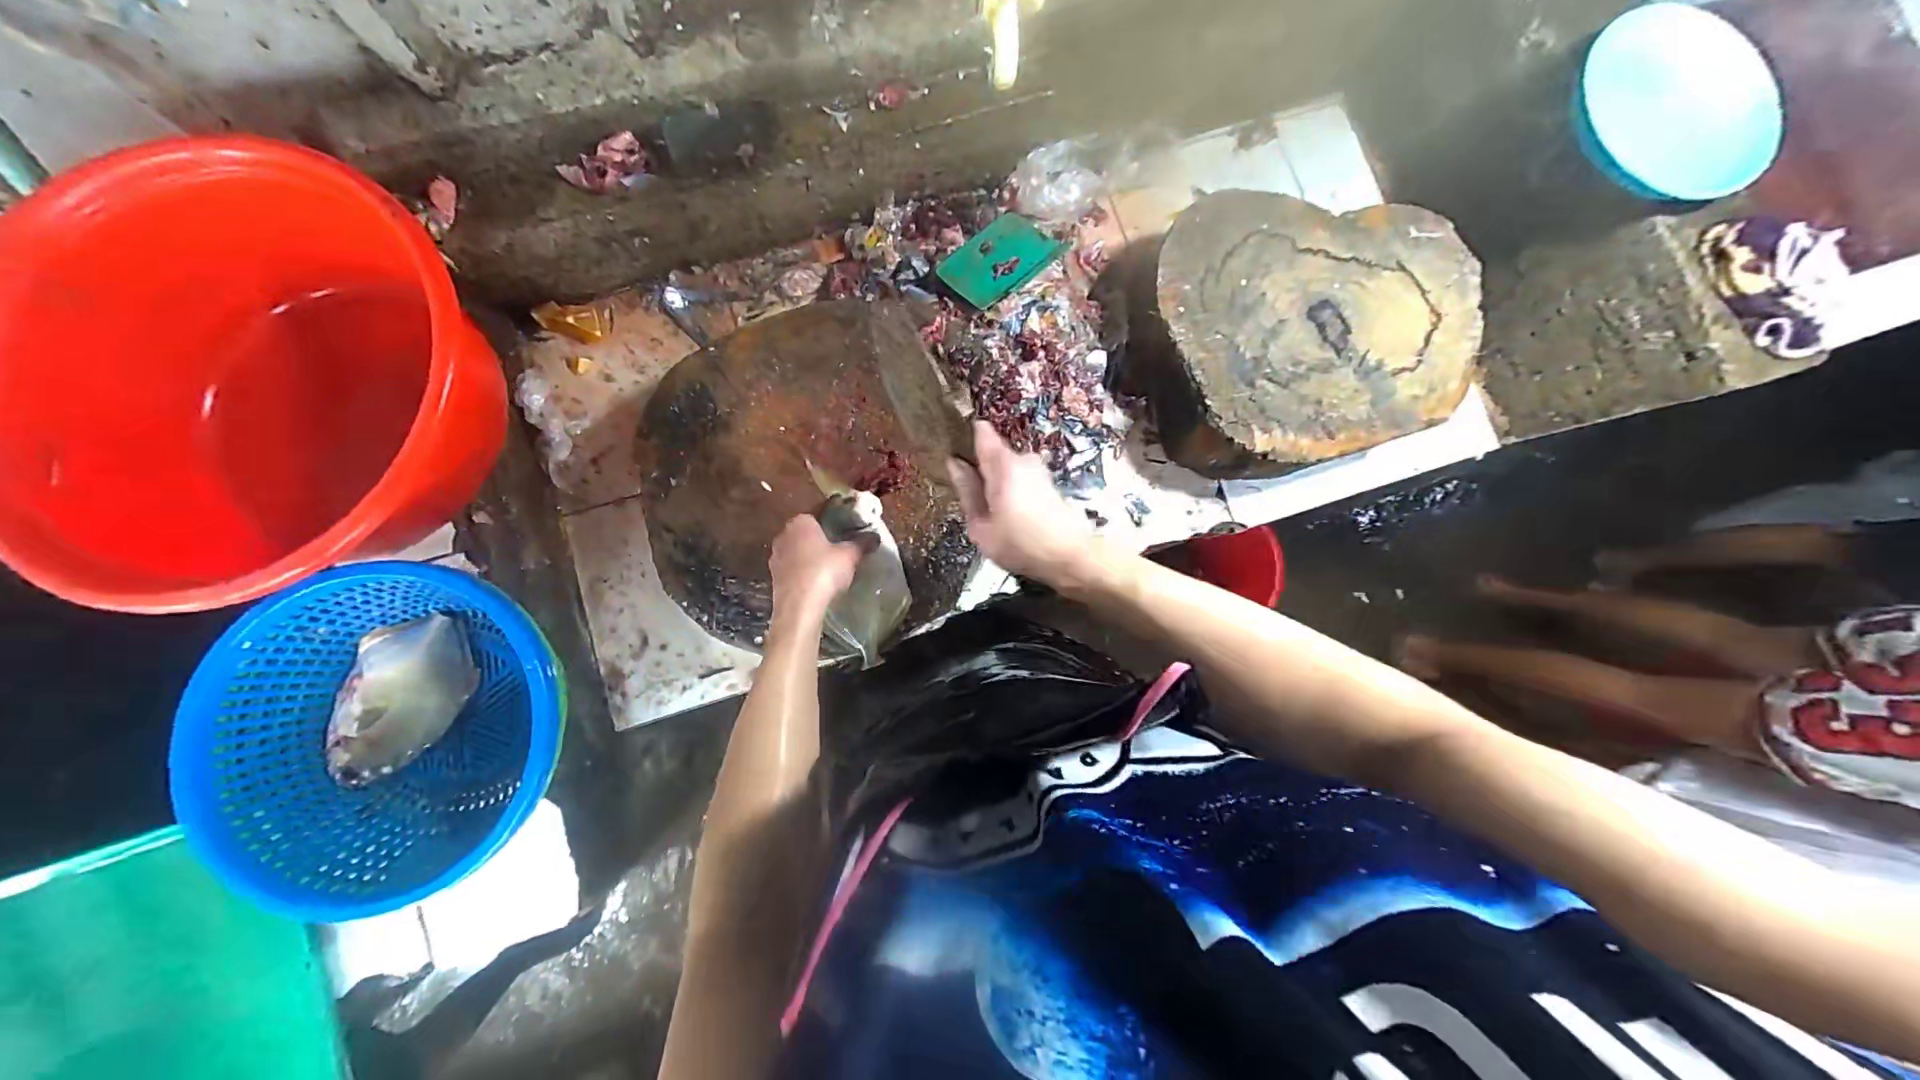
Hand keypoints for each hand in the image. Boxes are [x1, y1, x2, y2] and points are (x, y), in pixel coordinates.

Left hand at [769, 514, 863, 619]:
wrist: (799, 605)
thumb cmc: (824, 571)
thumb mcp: (850, 555)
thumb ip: (862, 543)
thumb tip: (874, 536)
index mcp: (800, 522)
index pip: (816, 517)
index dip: (830, 527)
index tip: (842, 538)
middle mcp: (783, 535)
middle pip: (805, 535)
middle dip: (818, 543)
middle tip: (837, 554)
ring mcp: (775, 557)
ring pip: (796, 553)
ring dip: (808, 560)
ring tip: (827, 572)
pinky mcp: (773, 577)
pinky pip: (792, 570)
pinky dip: (801, 575)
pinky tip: (815, 585)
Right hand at [946, 421, 1093, 583]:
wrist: (1070, 558)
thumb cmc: (1021, 545)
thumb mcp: (981, 526)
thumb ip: (967, 490)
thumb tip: (955, 464)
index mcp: (1004, 465)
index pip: (981, 432)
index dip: (966, 435)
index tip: (952, 446)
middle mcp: (1024, 459)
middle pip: (994, 453)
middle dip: (981, 467)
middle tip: (969, 492)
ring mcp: (1039, 470)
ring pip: (1008, 467)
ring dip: (998, 481)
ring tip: (990, 508)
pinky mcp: (1049, 483)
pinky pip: (1021, 478)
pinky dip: (1012, 489)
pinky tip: (1010, 513)